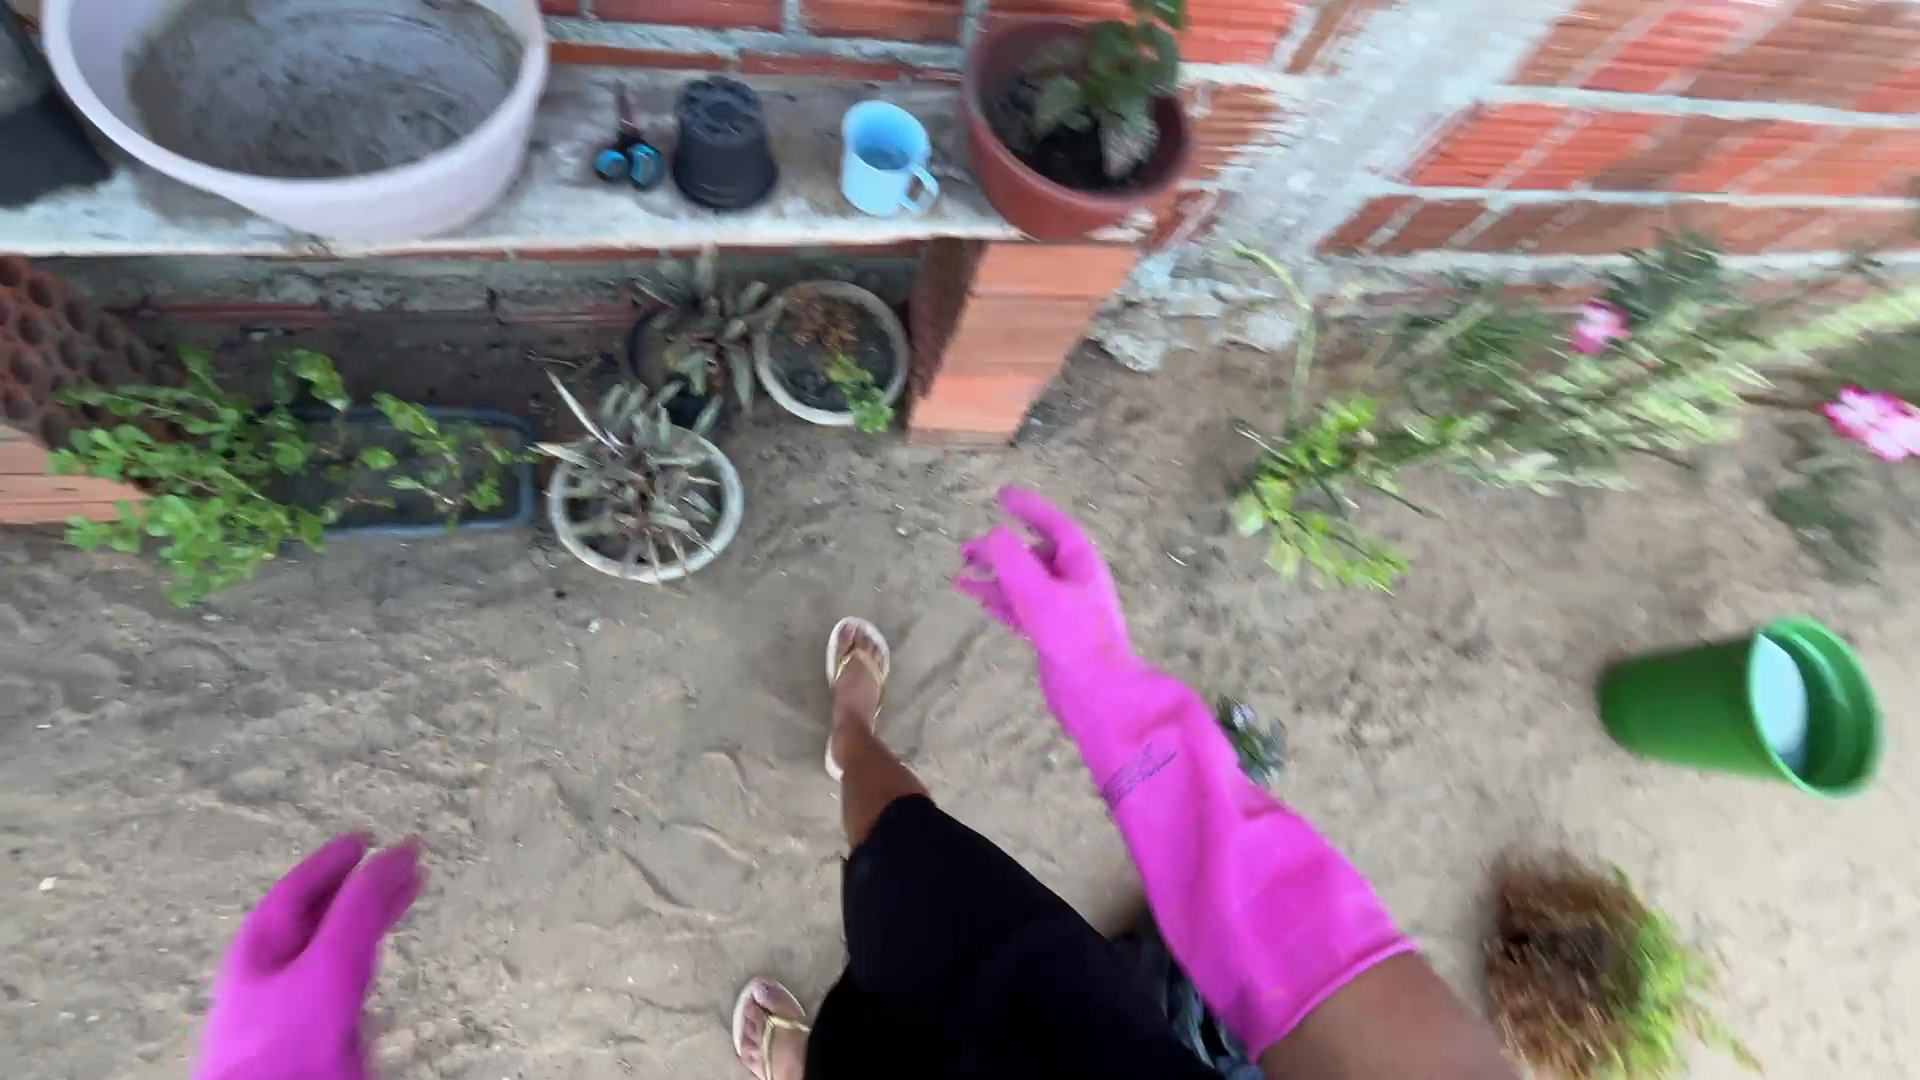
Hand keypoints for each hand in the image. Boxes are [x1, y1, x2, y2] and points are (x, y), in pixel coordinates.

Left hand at [196, 834, 423, 1079]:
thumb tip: (398, 850)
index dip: (333, 858)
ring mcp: (298, 990)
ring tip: (414, 884)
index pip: (300, 886)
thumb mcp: (332, 956)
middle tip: (403, 854)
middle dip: (364, 879)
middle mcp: (278, 962)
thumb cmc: (294, 1029)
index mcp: (264, 943)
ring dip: (377, 906)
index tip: (368, 835)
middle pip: (323, 907)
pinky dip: (377, 939)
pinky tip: (394, 939)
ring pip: (341, 934)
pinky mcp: (323, 1015)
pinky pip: (351, 963)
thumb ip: (362, 903)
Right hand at [955, 485, 1133, 671]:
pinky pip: (1021, 607)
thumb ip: (1010, 558)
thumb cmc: (1071, 635)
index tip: (1000, 495)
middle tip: (965, 550)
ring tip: (960, 578)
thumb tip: (991, 537)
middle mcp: (1072, 580)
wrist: (1095, 692)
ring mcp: (1062, 607)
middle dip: (998, 549)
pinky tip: (979, 600)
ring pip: (1022, 583)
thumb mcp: (1036, 590)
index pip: (1051, 523)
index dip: (1026, 507)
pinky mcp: (1052, 632)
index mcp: (1079, 561)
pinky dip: (1000, 601)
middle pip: (1031, 553)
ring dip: (992, 578)